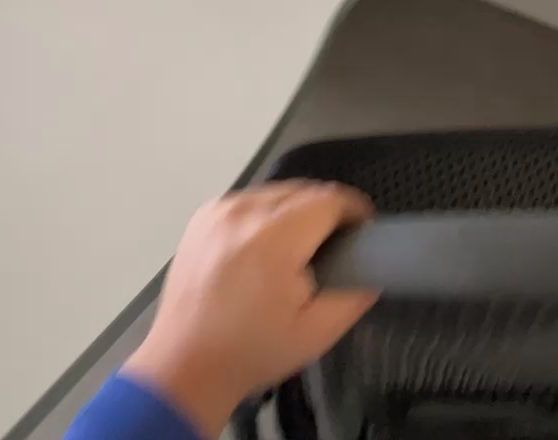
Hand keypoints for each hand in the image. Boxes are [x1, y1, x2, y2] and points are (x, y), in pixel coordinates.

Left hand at [123, 181, 378, 437]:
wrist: (183, 367)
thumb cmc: (251, 351)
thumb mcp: (317, 332)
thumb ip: (355, 293)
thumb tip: (374, 266)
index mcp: (274, 237)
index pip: (329, 199)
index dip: (354, 209)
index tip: (364, 227)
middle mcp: (244, 211)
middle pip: (305, 190)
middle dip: (325, 212)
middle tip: (334, 245)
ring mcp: (220, 209)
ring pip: (279, 192)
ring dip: (296, 211)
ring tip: (299, 246)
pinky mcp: (205, 214)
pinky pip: (252, 199)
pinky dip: (267, 214)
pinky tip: (266, 245)